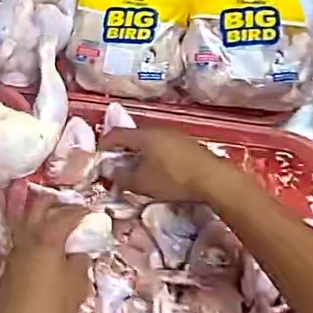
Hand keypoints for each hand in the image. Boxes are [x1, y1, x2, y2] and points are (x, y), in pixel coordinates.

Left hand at [0, 194, 92, 312]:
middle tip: (67, 204)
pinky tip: (41, 245)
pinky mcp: (8, 263)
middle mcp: (28, 237)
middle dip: (54, 202)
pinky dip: (33, 233)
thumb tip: (79, 252)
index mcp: (47, 238)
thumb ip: (80, 263)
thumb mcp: (77, 285)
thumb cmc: (51, 305)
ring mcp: (15, 249)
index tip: (90, 211)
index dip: (79, 211)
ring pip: (25, 220)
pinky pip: (22, 237)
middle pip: (38, 207)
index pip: (65, 215)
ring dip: (39, 215)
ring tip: (52, 220)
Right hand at [100, 127, 228, 202]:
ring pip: (150, 141)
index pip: (116, 133)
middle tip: (117, 164)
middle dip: (123, 150)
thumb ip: (123, 178)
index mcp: (143, 135)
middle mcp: (157, 130)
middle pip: (133, 136)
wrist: (214, 179)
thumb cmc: (173, 179)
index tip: (99, 156)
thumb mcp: (142, 183)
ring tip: (138, 169)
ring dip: (141, 153)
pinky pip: (164, 146)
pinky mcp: (188, 144)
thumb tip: (112, 174)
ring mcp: (175, 135)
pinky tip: (160, 170)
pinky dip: (156, 155)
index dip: (104, 144)